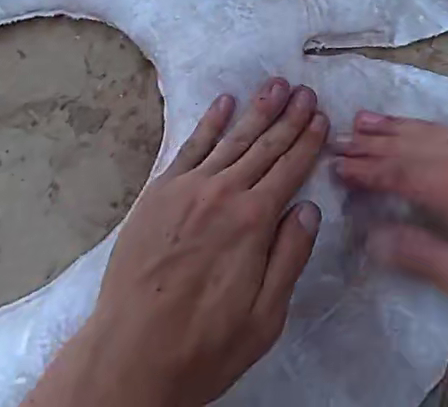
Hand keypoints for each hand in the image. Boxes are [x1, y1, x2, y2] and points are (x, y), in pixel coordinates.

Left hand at [23, 79, 328, 406]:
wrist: (125, 363)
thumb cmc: (203, 347)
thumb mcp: (265, 317)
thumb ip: (291, 257)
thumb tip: (309, 208)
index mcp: (254, 220)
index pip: (291, 168)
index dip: (309, 140)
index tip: (322, 117)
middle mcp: (224, 194)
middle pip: (266, 145)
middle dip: (290, 116)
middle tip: (306, 90)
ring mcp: (188, 189)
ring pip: (233, 139)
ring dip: (258, 109)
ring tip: (276, 85)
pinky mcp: (158, 194)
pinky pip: (191, 147)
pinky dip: (210, 123)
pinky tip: (225, 102)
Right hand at [332, 112, 447, 330]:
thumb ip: (420, 255)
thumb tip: (372, 235)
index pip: (399, 170)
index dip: (365, 168)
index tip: (333, 163)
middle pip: (414, 142)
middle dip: (375, 141)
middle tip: (338, 135)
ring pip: (436, 130)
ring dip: (400, 127)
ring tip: (367, 118)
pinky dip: (429, 129)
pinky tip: (423, 131)